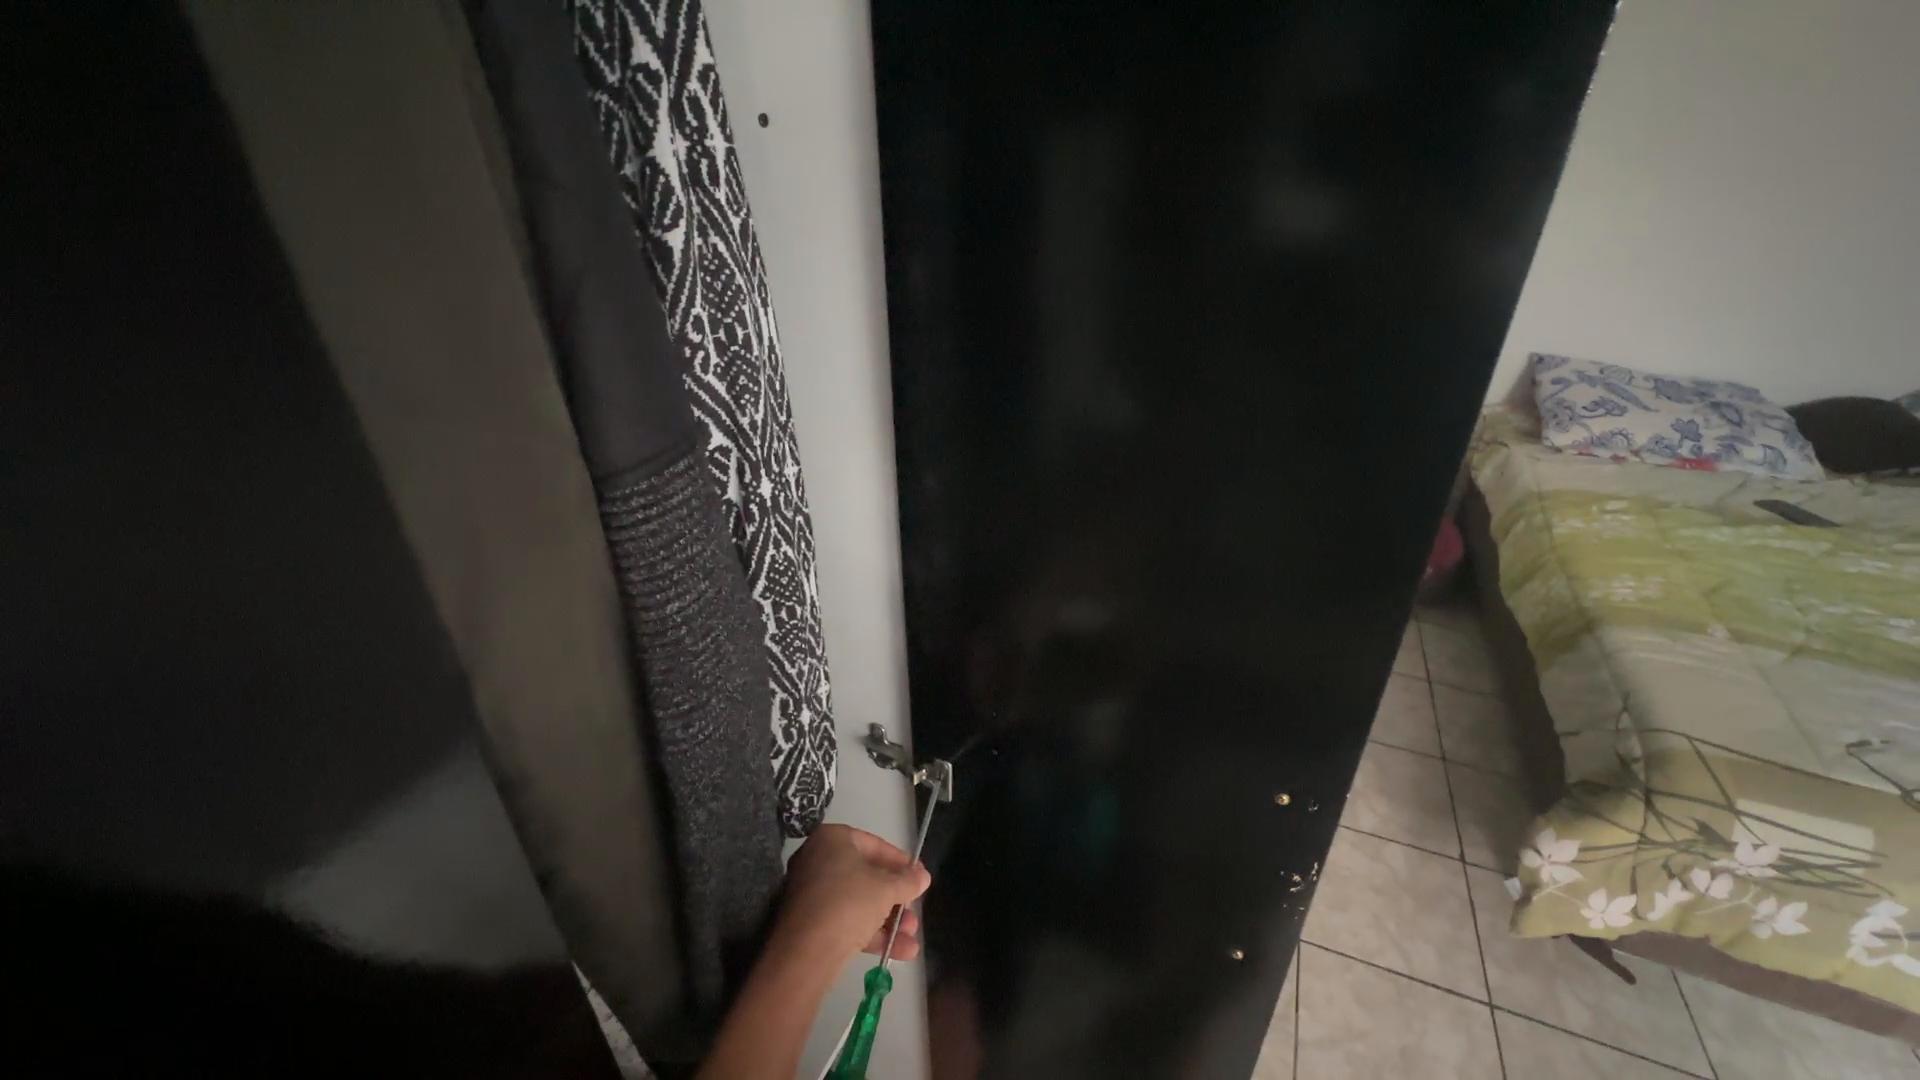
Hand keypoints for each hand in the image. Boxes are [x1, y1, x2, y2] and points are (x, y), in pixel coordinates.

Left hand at [774, 824, 931, 967]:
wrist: (806, 952)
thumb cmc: (849, 902)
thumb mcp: (886, 889)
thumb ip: (907, 881)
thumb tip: (923, 876)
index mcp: (832, 839)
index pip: (874, 845)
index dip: (900, 862)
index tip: (919, 876)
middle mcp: (818, 860)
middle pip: (867, 876)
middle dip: (896, 897)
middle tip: (915, 908)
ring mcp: (812, 894)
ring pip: (858, 902)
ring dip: (889, 919)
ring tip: (912, 935)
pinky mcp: (811, 923)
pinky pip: (847, 921)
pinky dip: (872, 933)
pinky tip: (902, 951)